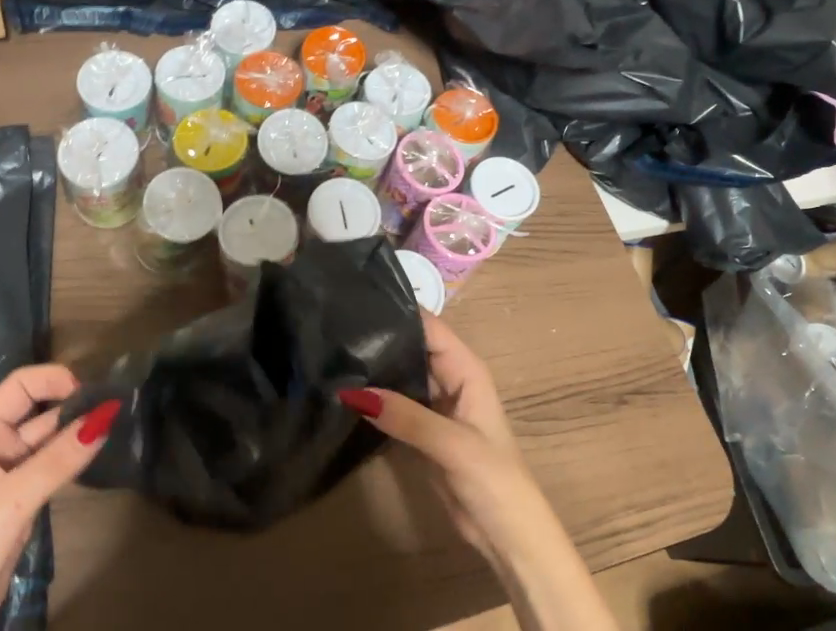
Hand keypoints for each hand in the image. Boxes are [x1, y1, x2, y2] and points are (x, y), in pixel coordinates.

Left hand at [0, 365, 119, 630]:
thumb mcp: (11, 501)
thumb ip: (58, 461)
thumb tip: (106, 416)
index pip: (18, 388)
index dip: (52, 379)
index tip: (91, 390)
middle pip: (38, 413)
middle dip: (74, 406)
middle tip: (119, 405)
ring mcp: (8, 480)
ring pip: (48, 444)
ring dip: (77, 434)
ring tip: (118, 425)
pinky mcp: (20, 507)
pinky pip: (51, 472)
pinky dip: (73, 462)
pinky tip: (98, 457)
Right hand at [338, 313, 537, 559]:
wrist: (506, 533)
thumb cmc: (493, 479)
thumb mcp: (452, 444)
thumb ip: (406, 416)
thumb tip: (353, 390)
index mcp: (466, 370)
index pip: (429, 327)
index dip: (399, 311)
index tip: (358, 300)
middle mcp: (448, 379)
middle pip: (411, 347)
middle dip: (379, 337)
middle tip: (332, 327)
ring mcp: (433, 406)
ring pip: (400, 375)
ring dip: (373, 369)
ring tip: (329, 353)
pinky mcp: (420, 431)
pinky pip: (393, 404)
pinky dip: (373, 399)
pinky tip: (342, 391)